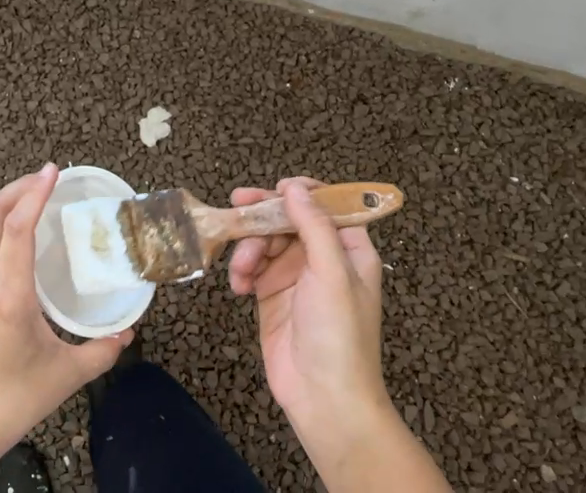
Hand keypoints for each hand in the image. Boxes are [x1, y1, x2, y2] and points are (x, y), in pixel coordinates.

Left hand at [0, 163, 133, 460]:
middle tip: (47, 179)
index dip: (33, 193)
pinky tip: (16, 237)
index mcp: (8, 296)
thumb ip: (103, 349)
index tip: (52, 171)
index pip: (15, 228)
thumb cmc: (15, 400)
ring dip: (5, 205)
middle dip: (18, 188)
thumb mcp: (67, 376)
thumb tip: (128, 330)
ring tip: (34, 199)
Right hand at [227, 177, 391, 442]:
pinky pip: (251, 267)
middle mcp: (322, 258)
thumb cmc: (339, 335)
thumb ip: (313, 226)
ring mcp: (294, 276)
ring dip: (248, 248)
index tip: (277, 190)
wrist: (323, 397)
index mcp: (349, 251)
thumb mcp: (331, 274)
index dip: (302, 193)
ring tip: (242, 270)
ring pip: (264, 240)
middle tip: (236, 203)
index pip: (328, 206)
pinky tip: (239, 287)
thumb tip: (294, 188)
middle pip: (287, 218)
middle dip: (263, 214)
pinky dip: (241, 271)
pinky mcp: (271, 295)